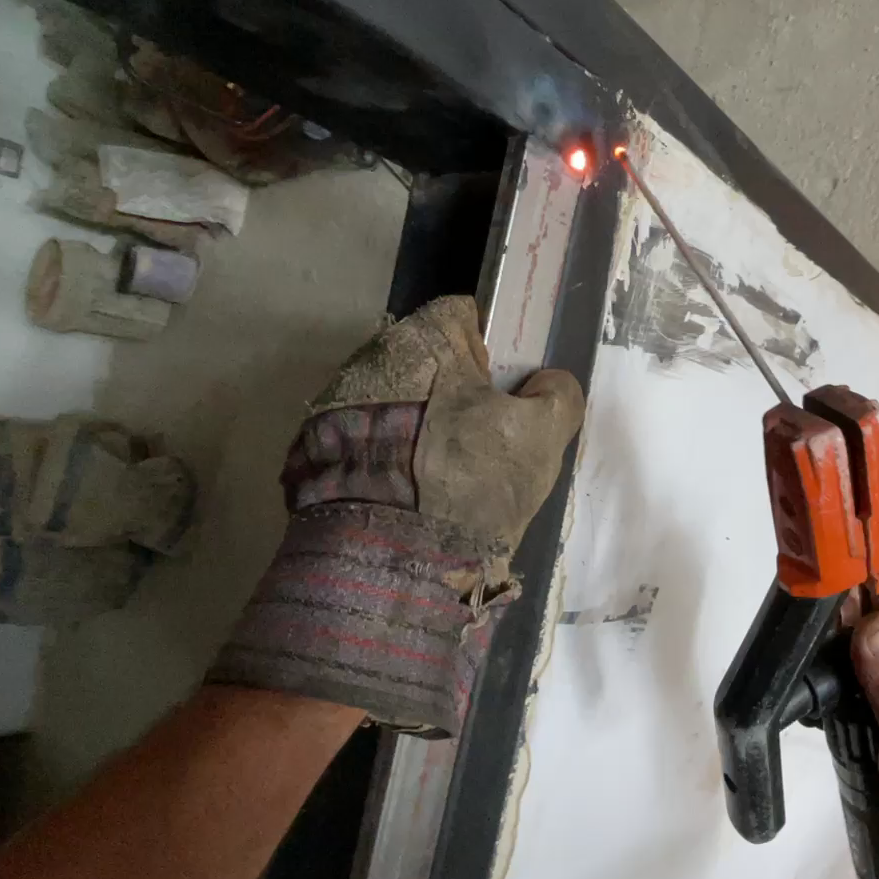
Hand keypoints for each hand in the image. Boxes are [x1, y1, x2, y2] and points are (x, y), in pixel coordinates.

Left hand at [209, 296, 583, 736]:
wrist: (386, 565)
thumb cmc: (470, 482)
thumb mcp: (541, 435)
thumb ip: (558, 393)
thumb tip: (546, 384)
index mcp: (421, 339)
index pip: (469, 313)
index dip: (501, 344)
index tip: (517, 383)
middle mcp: (368, 360)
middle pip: (436, 363)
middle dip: (465, 391)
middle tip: (493, 436)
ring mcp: (337, 407)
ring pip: (408, 403)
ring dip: (431, 426)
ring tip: (455, 475)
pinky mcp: (320, 453)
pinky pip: (380, 438)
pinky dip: (401, 457)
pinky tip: (421, 494)